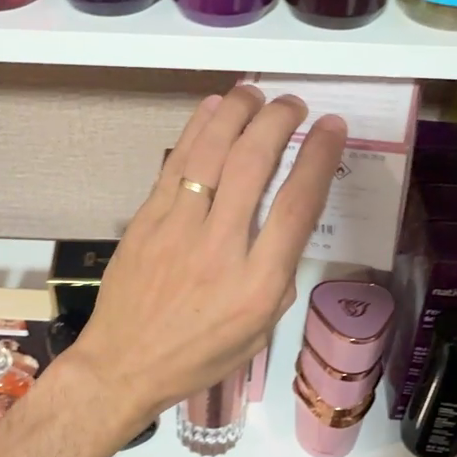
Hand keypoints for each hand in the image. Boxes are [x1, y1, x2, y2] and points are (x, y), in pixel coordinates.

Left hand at [62, 85, 345, 430]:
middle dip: (278, 121)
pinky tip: (213, 108)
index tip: (332, 126)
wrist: (124, 364)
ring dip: (237, 112)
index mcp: (258, 284)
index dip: (318, 156)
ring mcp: (177, 230)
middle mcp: (221, 249)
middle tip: (293, 104)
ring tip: (255, 92)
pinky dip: (197, 129)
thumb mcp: (260, 330)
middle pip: (253, 165)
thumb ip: (278, 274)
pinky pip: (175, 164)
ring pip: (210, 154)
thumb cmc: (200, 356)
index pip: (297, 205)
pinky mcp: (145, 221)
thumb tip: (284, 222)